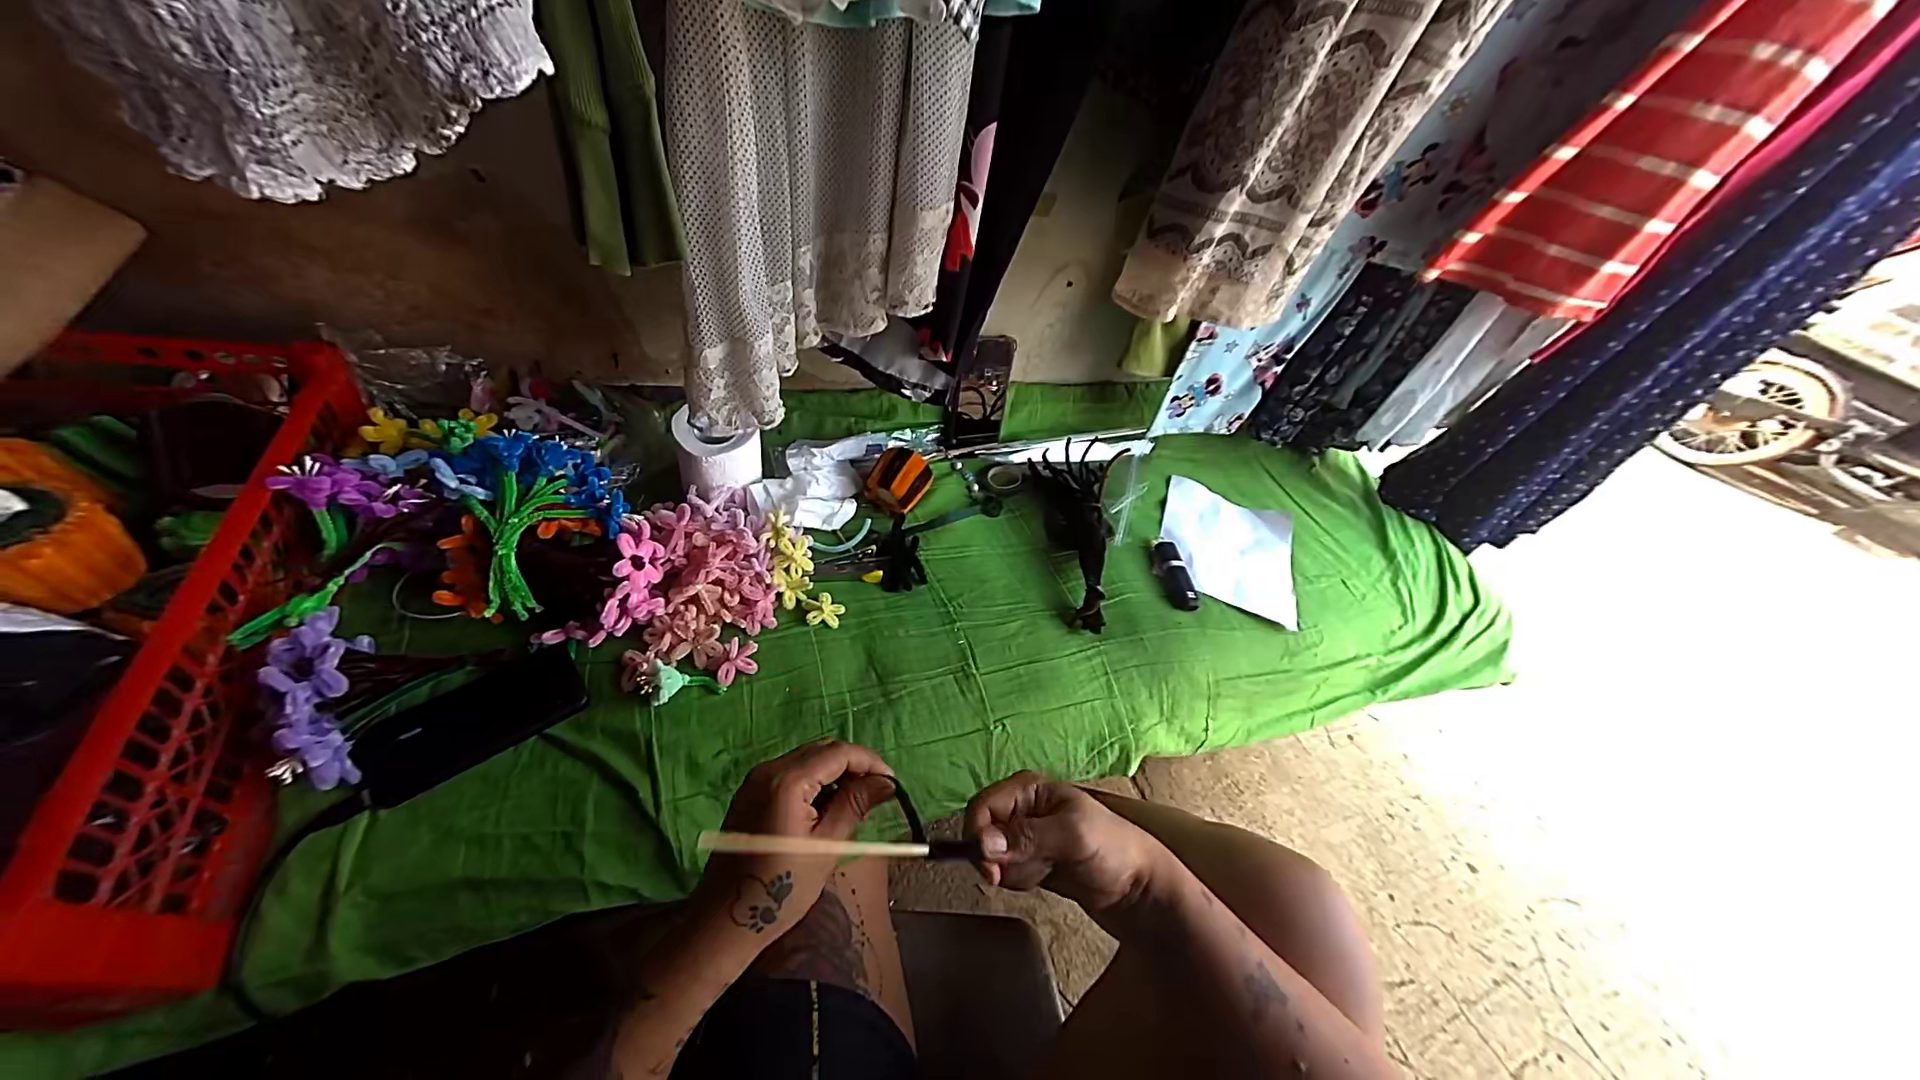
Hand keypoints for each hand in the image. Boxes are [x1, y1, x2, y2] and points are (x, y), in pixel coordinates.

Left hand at [695, 740, 896, 941]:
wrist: (724, 920)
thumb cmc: (780, 888)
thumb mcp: (827, 847)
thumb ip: (856, 805)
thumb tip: (886, 783)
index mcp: (787, 781)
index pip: (838, 752)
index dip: (870, 762)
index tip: (892, 782)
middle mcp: (769, 770)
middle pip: (822, 750)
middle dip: (854, 764)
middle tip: (876, 791)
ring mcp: (756, 779)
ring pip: (807, 759)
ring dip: (835, 772)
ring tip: (856, 800)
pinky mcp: (751, 792)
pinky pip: (791, 772)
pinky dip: (815, 781)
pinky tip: (827, 806)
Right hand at [964, 771, 1166, 913]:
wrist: (1140, 888)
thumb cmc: (1112, 849)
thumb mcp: (1072, 836)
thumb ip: (1027, 837)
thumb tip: (983, 843)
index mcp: (1028, 789)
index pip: (982, 806)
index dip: (978, 834)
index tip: (990, 866)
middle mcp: (1022, 807)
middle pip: (982, 832)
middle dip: (998, 858)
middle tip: (1028, 872)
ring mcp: (1025, 835)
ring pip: (993, 856)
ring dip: (1013, 871)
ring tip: (1046, 871)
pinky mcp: (1030, 860)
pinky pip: (1007, 872)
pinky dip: (1020, 880)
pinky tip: (1046, 878)